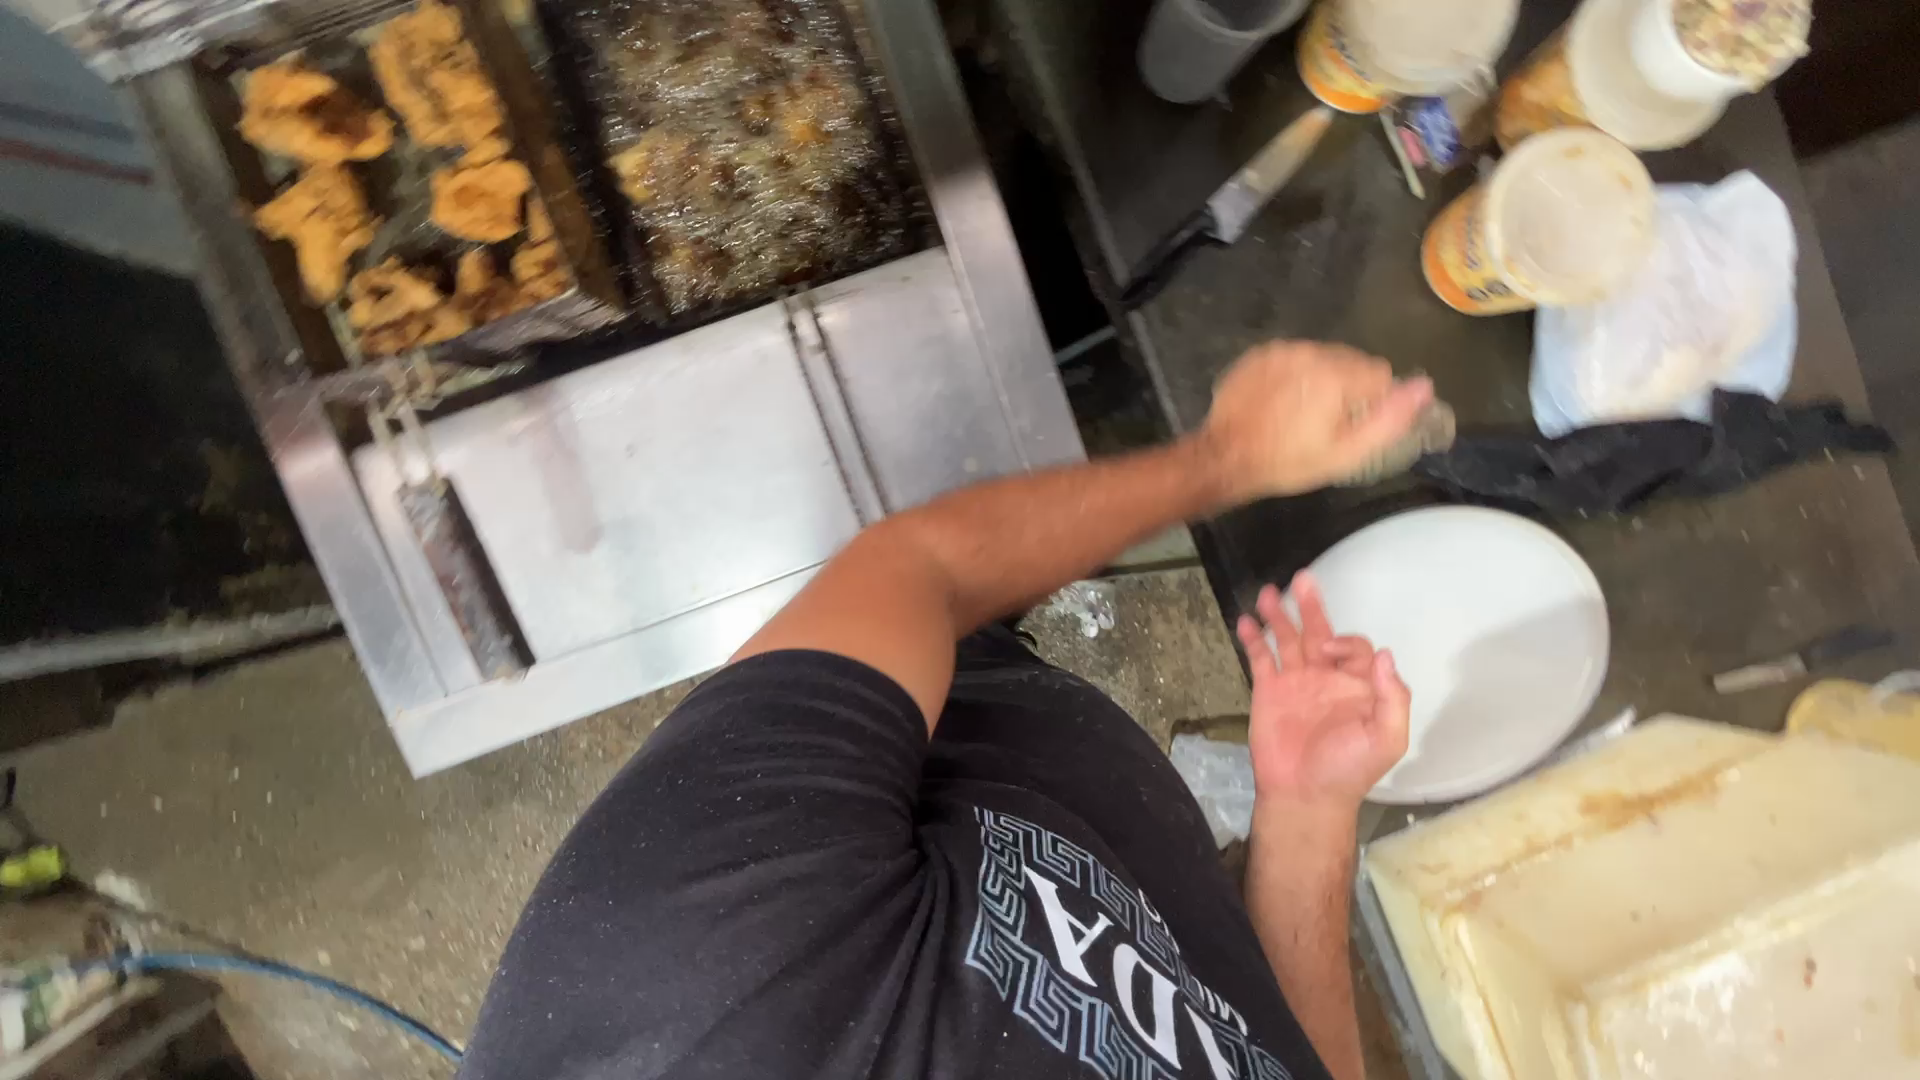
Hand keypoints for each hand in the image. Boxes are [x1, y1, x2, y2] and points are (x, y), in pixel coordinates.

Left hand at [1201, 341, 1433, 501]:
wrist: (1223, 457)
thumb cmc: (1286, 462)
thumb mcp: (1344, 453)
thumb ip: (1389, 419)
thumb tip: (1424, 386)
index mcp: (1336, 375)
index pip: (1380, 374)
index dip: (1370, 402)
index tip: (1348, 425)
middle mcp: (1310, 353)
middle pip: (1351, 362)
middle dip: (1345, 388)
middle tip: (1321, 422)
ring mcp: (1280, 351)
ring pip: (1321, 357)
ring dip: (1318, 379)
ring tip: (1297, 413)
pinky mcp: (1258, 355)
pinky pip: (1291, 358)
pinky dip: (1292, 375)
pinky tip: (1277, 402)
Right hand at [1236, 571, 1409, 807]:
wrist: (1304, 793)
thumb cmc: (1348, 768)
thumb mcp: (1386, 738)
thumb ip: (1390, 697)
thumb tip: (1383, 654)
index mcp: (1356, 686)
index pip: (1353, 648)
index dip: (1343, 642)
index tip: (1326, 653)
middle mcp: (1324, 677)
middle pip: (1318, 632)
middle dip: (1311, 607)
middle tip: (1303, 580)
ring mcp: (1294, 682)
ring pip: (1286, 639)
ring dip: (1278, 615)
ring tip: (1267, 592)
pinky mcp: (1267, 690)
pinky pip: (1259, 658)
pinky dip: (1252, 639)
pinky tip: (1245, 621)